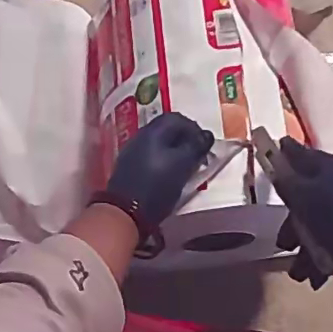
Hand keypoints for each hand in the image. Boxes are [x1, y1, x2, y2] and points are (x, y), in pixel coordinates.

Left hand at [103, 112, 215, 234]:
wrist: (125, 212)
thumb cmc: (157, 186)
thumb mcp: (183, 165)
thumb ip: (196, 147)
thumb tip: (207, 135)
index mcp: (153, 131)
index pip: (177, 119)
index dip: (194, 129)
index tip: (205, 145)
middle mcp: (140, 136)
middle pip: (167, 129)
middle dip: (185, 139)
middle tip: (197, 154)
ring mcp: (131, 152)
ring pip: (158, 143)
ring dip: (174, 150)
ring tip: (186, 166)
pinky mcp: (128, 167)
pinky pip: (150, 155)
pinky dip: (163, 159)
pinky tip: (169, 173)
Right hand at [272, 139, 332, 286]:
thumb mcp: (307, 198)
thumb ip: (288, 181)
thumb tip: (277, 157)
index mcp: (331, 166)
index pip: (301, 154)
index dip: (283, 157)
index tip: (269, 158)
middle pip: (309, 196)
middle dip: (292, 222)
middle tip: (284, 243)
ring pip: (322, 221)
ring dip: (306, 246)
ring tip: (299, 273)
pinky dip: (326, 254)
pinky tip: (318, 275)